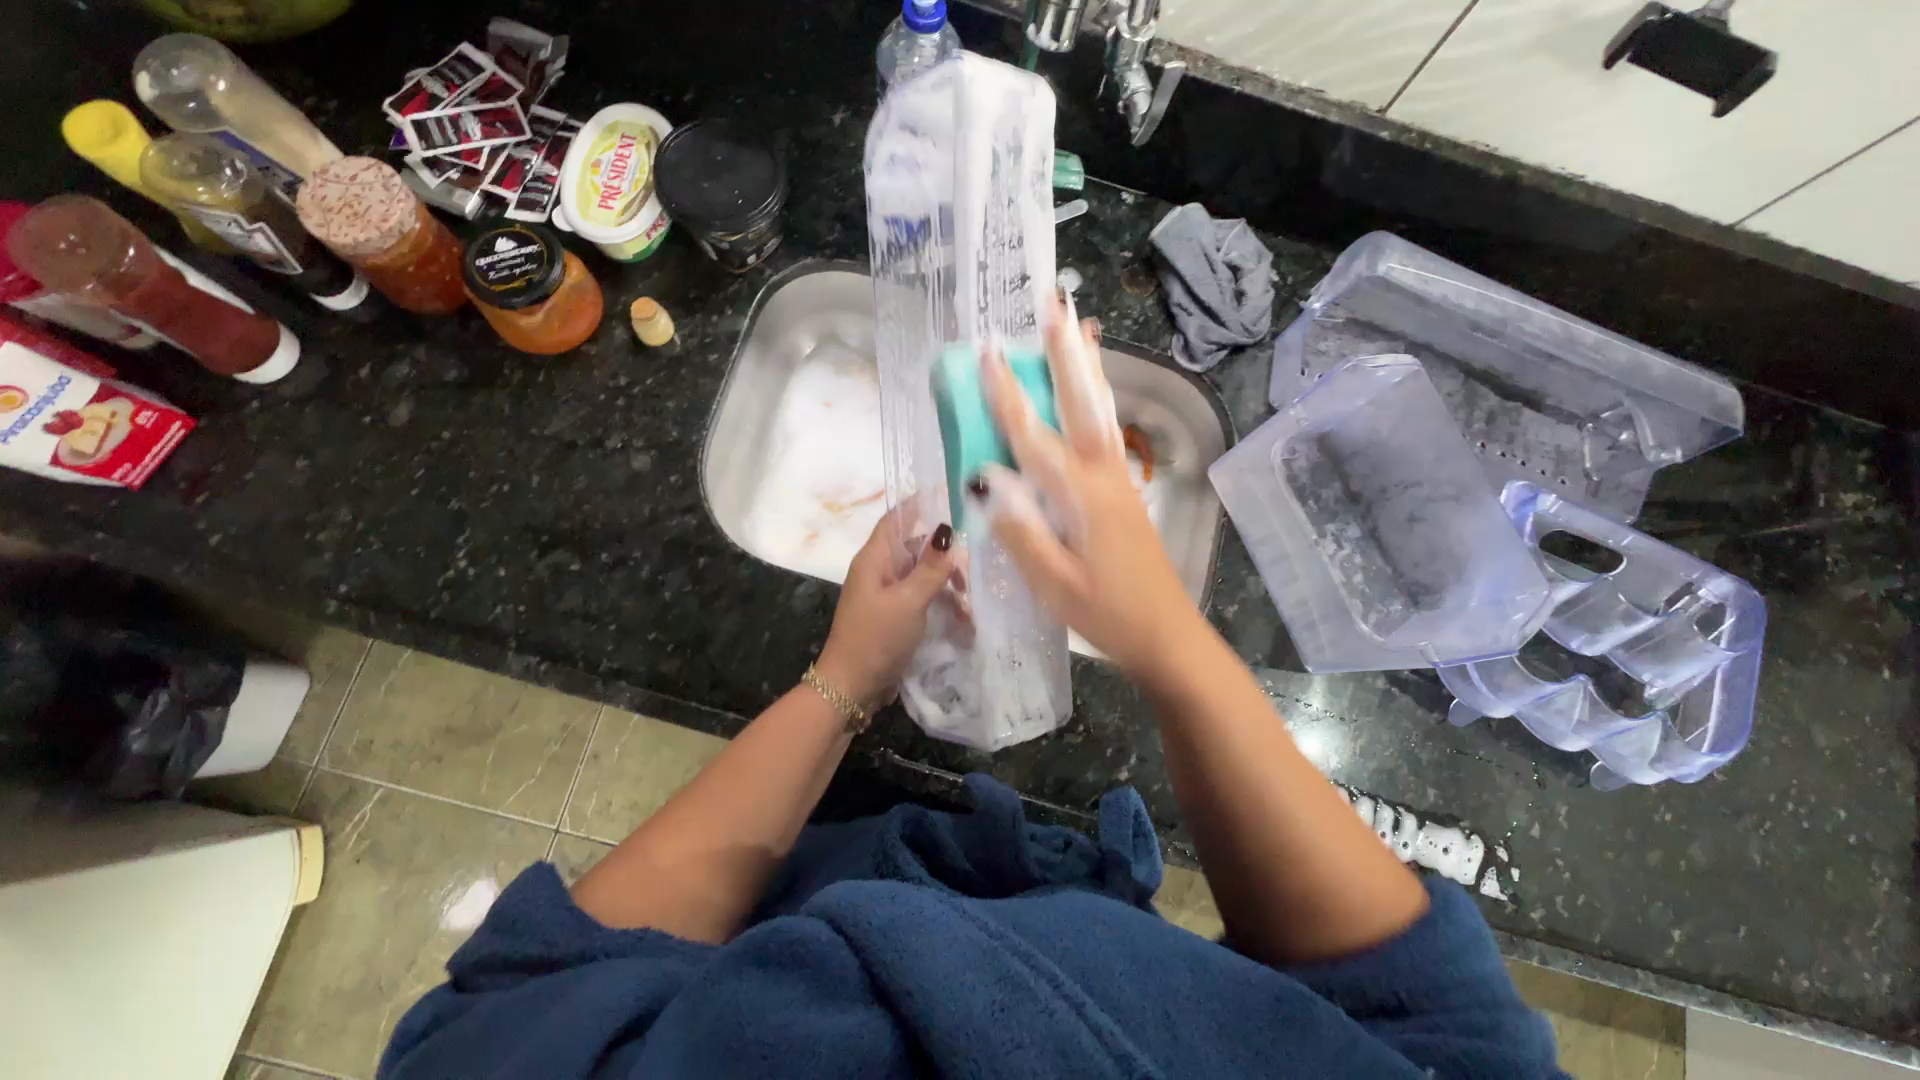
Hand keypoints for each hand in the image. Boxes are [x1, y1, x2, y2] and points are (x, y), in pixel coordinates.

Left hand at [815, 510, 955, 708]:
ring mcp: (885, 594)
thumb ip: (931, 568)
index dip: (919, 504)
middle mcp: (878, 571)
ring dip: (945, 582)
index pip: (896, 519)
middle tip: (972, 567)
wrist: (852, 686)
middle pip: (914, 547)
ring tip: (969, 599)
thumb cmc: (876, 638)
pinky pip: (920, 597)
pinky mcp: (893, 616)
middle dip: (943, 554)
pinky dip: (939, 601)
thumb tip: (947, 530)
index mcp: (874, 559)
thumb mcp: (909, 601)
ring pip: (921, 574)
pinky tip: (961, 616)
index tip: (950, 496)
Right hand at [971, 295, 1205, 678]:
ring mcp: (1119, 482)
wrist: (1165, 636)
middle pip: (1082, 403)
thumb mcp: (1052, 582)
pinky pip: (1105, 434)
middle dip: (1066, 353)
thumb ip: (1019, 527)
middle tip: (1058, 304)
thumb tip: (984, 477)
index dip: (1008, 395)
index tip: (990, 350)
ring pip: (1100, 413)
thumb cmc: (1106, 614)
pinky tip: (1092, 395)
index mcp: (1079, 495)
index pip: (1033, 436)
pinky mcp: (1125, 495)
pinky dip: (1096, 402)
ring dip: (1087, 368)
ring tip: (1082, 327)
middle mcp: (1102, 476)